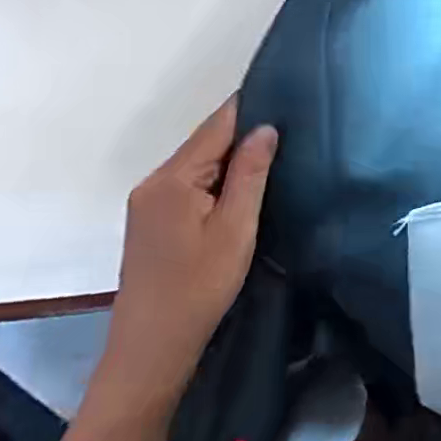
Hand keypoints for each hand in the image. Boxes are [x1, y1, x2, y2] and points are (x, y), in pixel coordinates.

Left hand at [106, 95, 277, 382]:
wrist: (151, 349)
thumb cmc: (199, 288)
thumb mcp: (235, 229)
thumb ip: (250, 174)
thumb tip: (265, 127)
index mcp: (172, 179)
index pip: (216, 126)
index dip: (249, 106)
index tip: (285, 91)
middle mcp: (154, 182)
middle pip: (205, 142)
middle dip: (244, 132)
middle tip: (292, 123)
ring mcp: (149, 202)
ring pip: (199, 163)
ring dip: (233, 156)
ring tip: (277, 149)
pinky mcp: (152, 220)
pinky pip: (191, 183)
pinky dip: (218, 177)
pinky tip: (244, 182)